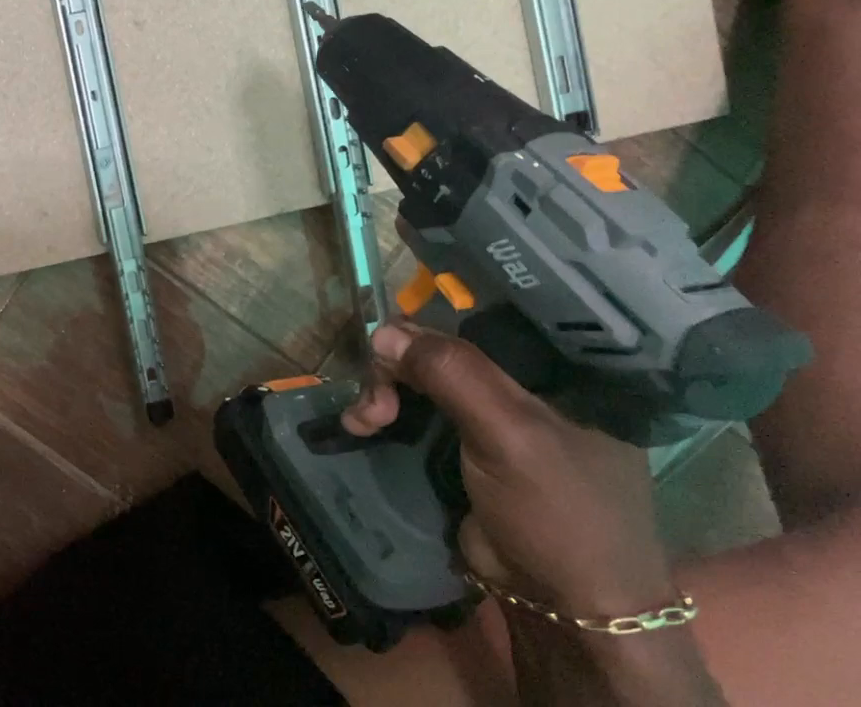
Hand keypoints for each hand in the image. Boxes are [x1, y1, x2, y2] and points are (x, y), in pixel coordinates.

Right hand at [341, 324, 677, 618]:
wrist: (564, 605)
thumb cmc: (560, 512)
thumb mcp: (510, 433)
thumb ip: (452, 374)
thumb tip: (382, 331)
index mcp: (563, 374)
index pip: (487, 321)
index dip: (431, 324)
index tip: (384, 338)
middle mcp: (529, 389)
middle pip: (444, 352)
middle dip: (397, 369)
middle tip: (375, 403)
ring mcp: (494, 420)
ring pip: (422, 381)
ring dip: (383, 394)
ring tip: (362, 422)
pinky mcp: (464, 449)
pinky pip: (418, 413)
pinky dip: (385, 415)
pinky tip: (362, 428)